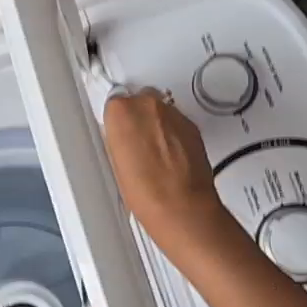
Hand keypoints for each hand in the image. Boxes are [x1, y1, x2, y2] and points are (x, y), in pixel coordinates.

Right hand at [103, 89, 229, 241]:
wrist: (182, 206)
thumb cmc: (148, 192)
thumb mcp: (114, 163)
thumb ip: (117, 138)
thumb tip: (120, 138)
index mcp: (121, 110)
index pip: (114, 103)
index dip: (116, 121)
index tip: (117, 133)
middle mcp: (149, 105)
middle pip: (139, 101)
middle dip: (138, 119)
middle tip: (135, 146)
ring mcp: (173, 113)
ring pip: (160, 110)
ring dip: (157, 125)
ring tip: (153, 155)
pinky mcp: (192, 125)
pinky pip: (178, 123)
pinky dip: (174, 134)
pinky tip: (168, 157)